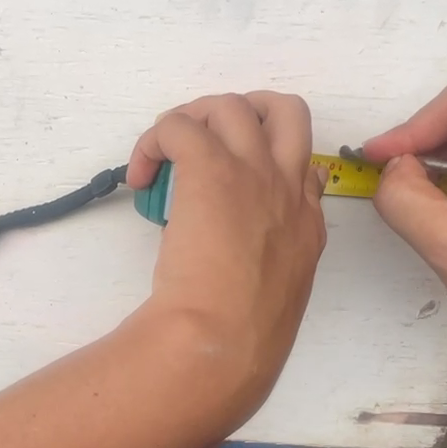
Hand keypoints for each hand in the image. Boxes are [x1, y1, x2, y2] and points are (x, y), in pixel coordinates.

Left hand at [124, 92, 327, 425]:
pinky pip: (178, 125)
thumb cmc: (241, 341)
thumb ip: (269, 285)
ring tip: (163, 158)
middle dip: (244, 113)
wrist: (221, 342)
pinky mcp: (210, 169)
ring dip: (191, 121)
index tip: (240, 188)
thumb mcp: (275, 311)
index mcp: (306, 228)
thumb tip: (255, 279)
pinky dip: (154, 140)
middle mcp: (287, 190)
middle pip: (284, 112)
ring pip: (228, 105)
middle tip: (205, 142)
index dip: (271, 165)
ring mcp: (253, 173)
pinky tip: (139, 175)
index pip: (305, 168)